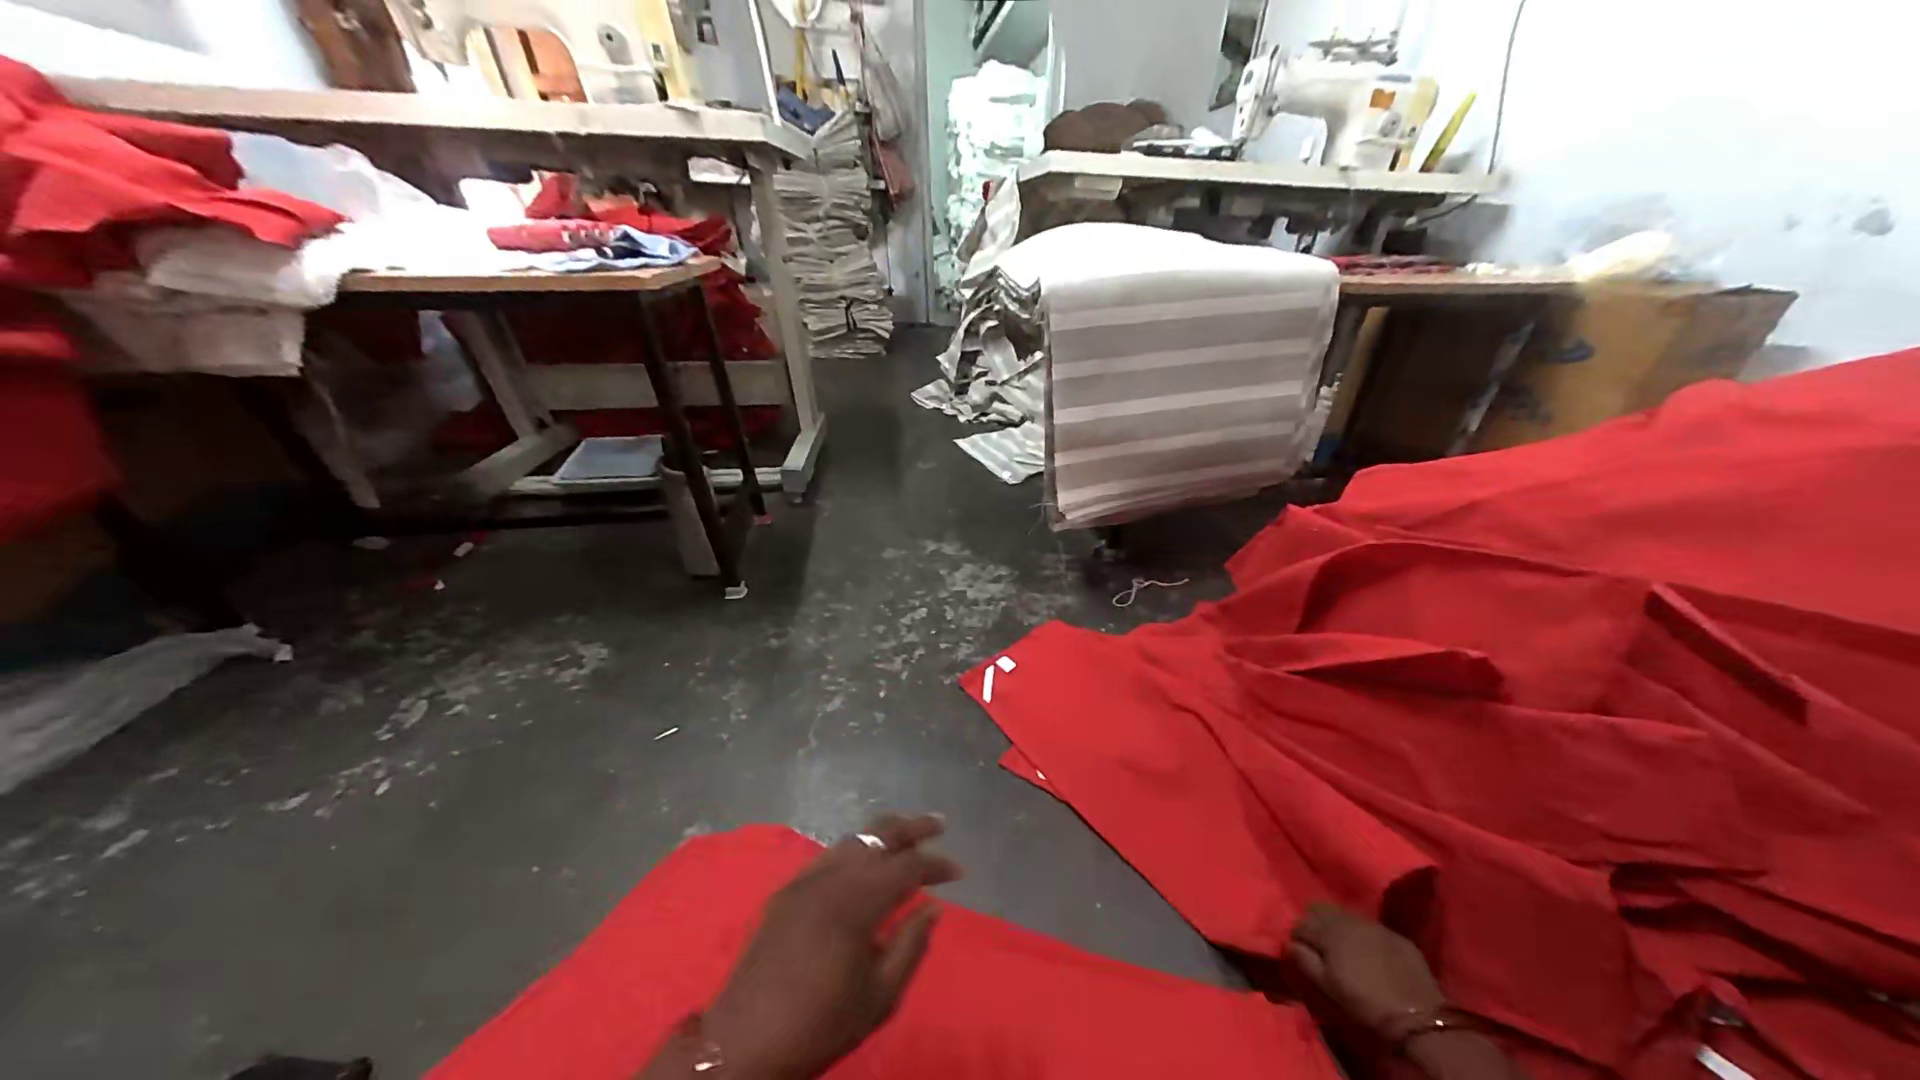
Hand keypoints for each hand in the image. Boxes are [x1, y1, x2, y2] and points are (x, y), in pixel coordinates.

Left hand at [703, 815, 962, 1079]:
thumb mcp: (880, 996)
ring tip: (906, 838)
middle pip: (877, 836)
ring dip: (881, 835)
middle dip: (911, 826)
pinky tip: (863, 862)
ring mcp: (804, 881)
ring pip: (851, 840)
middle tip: (938, 823)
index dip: (936, 864)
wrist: (744, 1042)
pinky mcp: (786, 892)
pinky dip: (853, 851)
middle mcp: (830, 878)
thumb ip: (911, 944)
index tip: (958, 871)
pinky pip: (828, 857)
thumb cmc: (821, 1024)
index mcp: (856, 901)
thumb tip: (933, 907)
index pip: (906, 865)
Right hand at [1284, 903, 1448, 1038]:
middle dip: (1316, 926)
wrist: (1418, 1016)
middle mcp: (1349, 919)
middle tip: (1321, 949)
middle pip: (1321, 912)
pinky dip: (1364, 937)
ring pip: (1347, 917)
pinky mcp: (1397, 936)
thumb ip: (1303, 961)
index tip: (1302, 955)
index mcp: (1328, 930)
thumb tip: (1287, 943)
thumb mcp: (1326, 986)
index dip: (1298, 939)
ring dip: (1340, 929)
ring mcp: (1375, 925)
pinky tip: (1370, 955)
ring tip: (1345, 951)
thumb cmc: (1364, 1002)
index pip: (1301, 924)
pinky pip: (1371, 928)